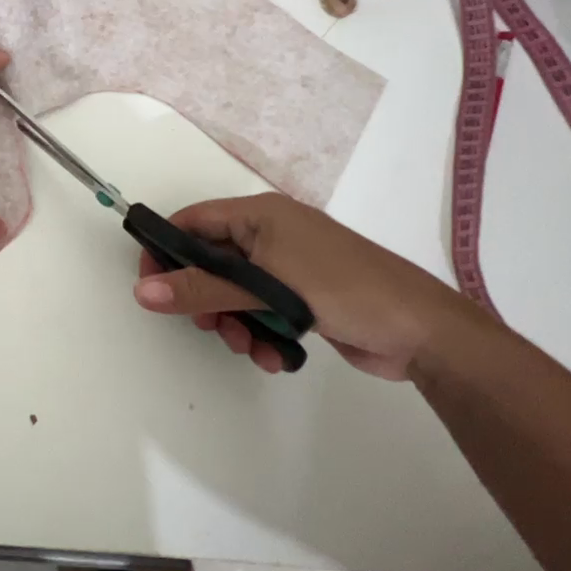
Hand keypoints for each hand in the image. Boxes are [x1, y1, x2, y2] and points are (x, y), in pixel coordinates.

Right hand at [133, 193, 483, 379]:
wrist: (428, 333)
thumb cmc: (344, 290)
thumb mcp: (266, 286)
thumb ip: (201, 289)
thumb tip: (142, 292)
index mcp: (260, 214)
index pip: (192, 222)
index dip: (165, 250)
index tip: (151, 286)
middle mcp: (270, 235)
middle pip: (211, 262)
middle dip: (205, 298)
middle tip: (208, 326)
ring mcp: (289, 268)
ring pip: (234, 293)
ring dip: (234, 323)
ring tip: (250, 347)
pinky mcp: (303, 299)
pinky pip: (261, 311)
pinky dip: (260, 334)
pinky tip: (275, 356)